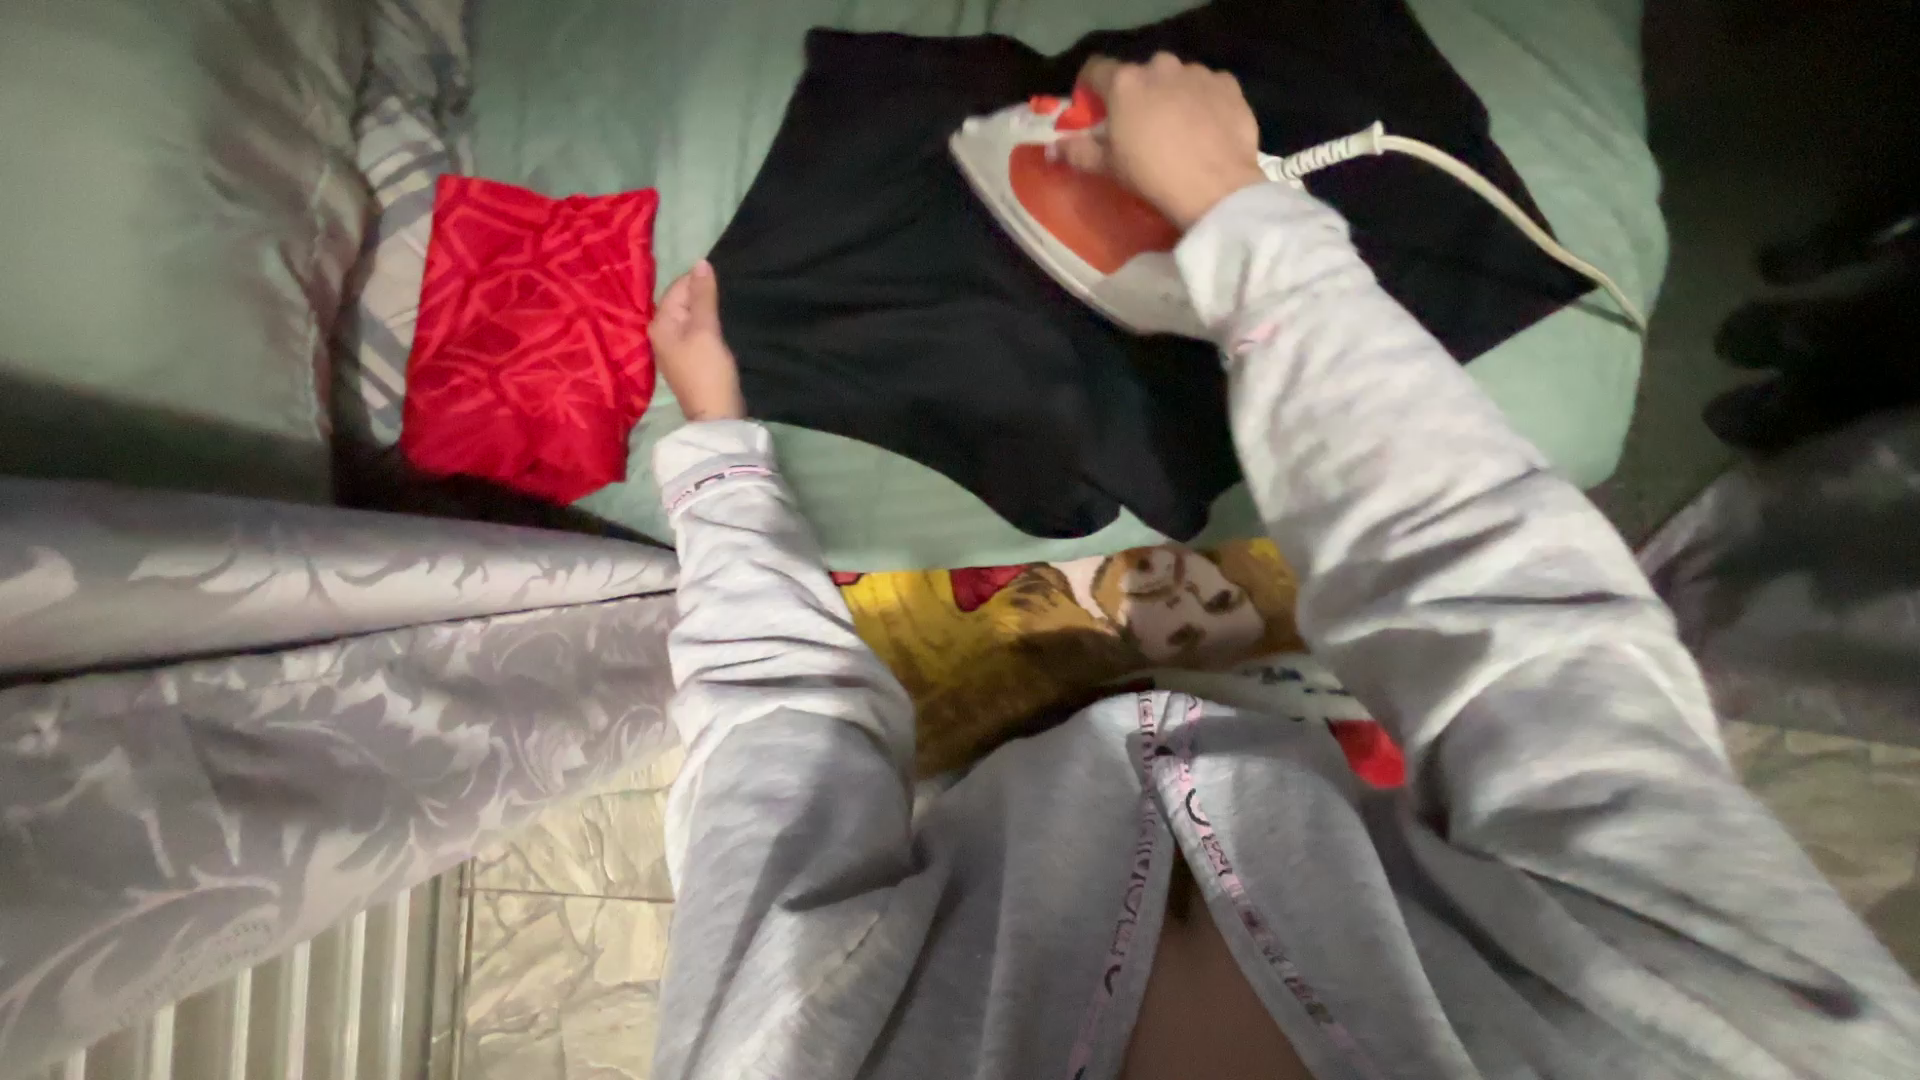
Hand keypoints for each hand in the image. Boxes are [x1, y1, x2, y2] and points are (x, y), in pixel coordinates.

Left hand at [650, 260, 745, 421]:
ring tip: (729, 310)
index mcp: (660, 324)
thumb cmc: (709, 370)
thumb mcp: (706, 329)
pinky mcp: (689, 362)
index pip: (678, 288)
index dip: (700, 281)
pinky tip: (723, 330)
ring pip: (692, 319)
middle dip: (703, 297)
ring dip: (708, 313)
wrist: (717, 416)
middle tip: (729, 296)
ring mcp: (674, 350)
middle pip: (683, 303)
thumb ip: (703, 296)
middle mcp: (661, 334)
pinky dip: (709, 329)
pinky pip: (697, 334)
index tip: (725, 282)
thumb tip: (700, 262)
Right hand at [1056, 53, 1267, 230]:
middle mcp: (1160, 66)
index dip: (1091, 89)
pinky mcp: (1227, 84)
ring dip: (1170, 98)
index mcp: (1124, 83)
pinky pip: (1207, 88)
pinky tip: (1203, 131)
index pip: (1095, 70)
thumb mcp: (1107, 167)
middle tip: (1139, 129)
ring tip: (1176, 132)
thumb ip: (1077, 152)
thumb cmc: (1151, 175)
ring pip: (1175, 79)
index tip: (1094, 109)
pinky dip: (1202, 103)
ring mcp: (1197, 72)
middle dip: (1136, 96)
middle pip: (1140, 75)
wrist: (1213, 187)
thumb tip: (1051, 149)